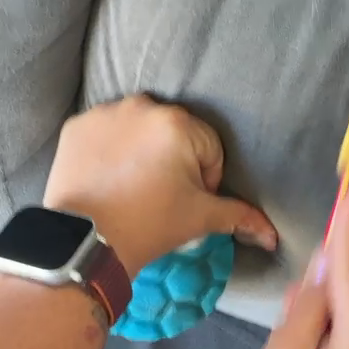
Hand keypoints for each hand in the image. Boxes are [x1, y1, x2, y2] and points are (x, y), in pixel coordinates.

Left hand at [42, 95, 277, 274]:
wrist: (87, 242)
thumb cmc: (150, 226)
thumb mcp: (200, 220)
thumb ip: (240, 217)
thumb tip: (272, 236)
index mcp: (179, 124)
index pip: (209, 148)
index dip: (203, 181)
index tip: (185, 204)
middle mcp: (142, 106)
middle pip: (173, 134)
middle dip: (173, 163)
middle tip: (159, 198)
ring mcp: (105, 113)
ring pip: (138, 131)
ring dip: (141, 154)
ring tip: (132, 190)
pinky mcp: (76, 125)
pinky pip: (105, 133)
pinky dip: (109, 152)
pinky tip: (106, 181)